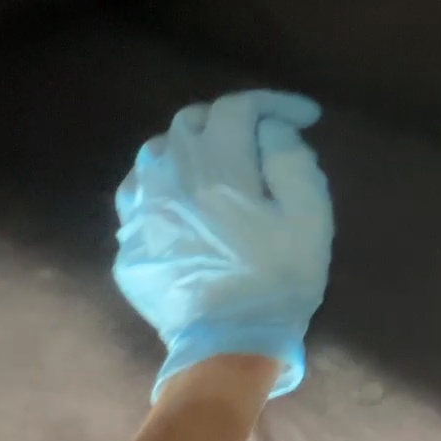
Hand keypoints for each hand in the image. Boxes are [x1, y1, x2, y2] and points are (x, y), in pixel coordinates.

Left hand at [113, 91, 332, 401]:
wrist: (232, 338)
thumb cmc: (284, 269)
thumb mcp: (311, 209)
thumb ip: (291, 159)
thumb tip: (272, 129)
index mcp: (221, 173)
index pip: (237, 109)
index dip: (275, 102)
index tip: (306, 117)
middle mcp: (172, 184)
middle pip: (190, 122)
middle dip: (234, 116)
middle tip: (268, 134)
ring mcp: (142, 214)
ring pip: (156, 151)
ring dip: (196, 142)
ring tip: (228, 158)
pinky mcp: (130, 242)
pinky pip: (137, 190)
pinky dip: (167, 175)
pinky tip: (191, 191)